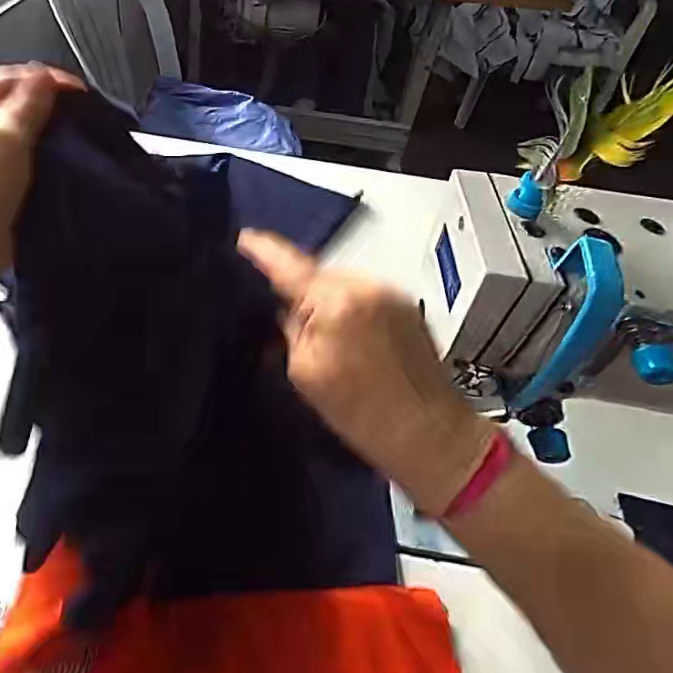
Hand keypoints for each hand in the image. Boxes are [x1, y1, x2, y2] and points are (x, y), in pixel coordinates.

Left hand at [0, 64, 80, 321]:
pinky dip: (34, 169)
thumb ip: (27, 102)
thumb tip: (44, 76)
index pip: (5, 78)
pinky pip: (15, 169)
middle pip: (10, 107)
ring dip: (40, 144)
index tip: (78, 94)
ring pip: (15, 140)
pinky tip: (50, 172)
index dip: (45, 82)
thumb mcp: (2, 139)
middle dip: (44, 113)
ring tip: (64, 150)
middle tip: (74, 123)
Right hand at [239, 229, 495, 514]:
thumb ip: (288, 328)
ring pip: (339, 284)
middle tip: (288, 323)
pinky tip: (351, 343)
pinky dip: (349, 310)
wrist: (428, 433)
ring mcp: (391, 293)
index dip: (261, 249)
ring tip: (328, 345)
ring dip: (326, 302)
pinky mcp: (406, 305)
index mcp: (336, 301)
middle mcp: (367, 286)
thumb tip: (281, 307)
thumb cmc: (367, 414)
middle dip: (299, 291)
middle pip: (315, 272)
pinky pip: (363, 294)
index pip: (287, 264)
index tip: (244, 239)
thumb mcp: (303, 372)